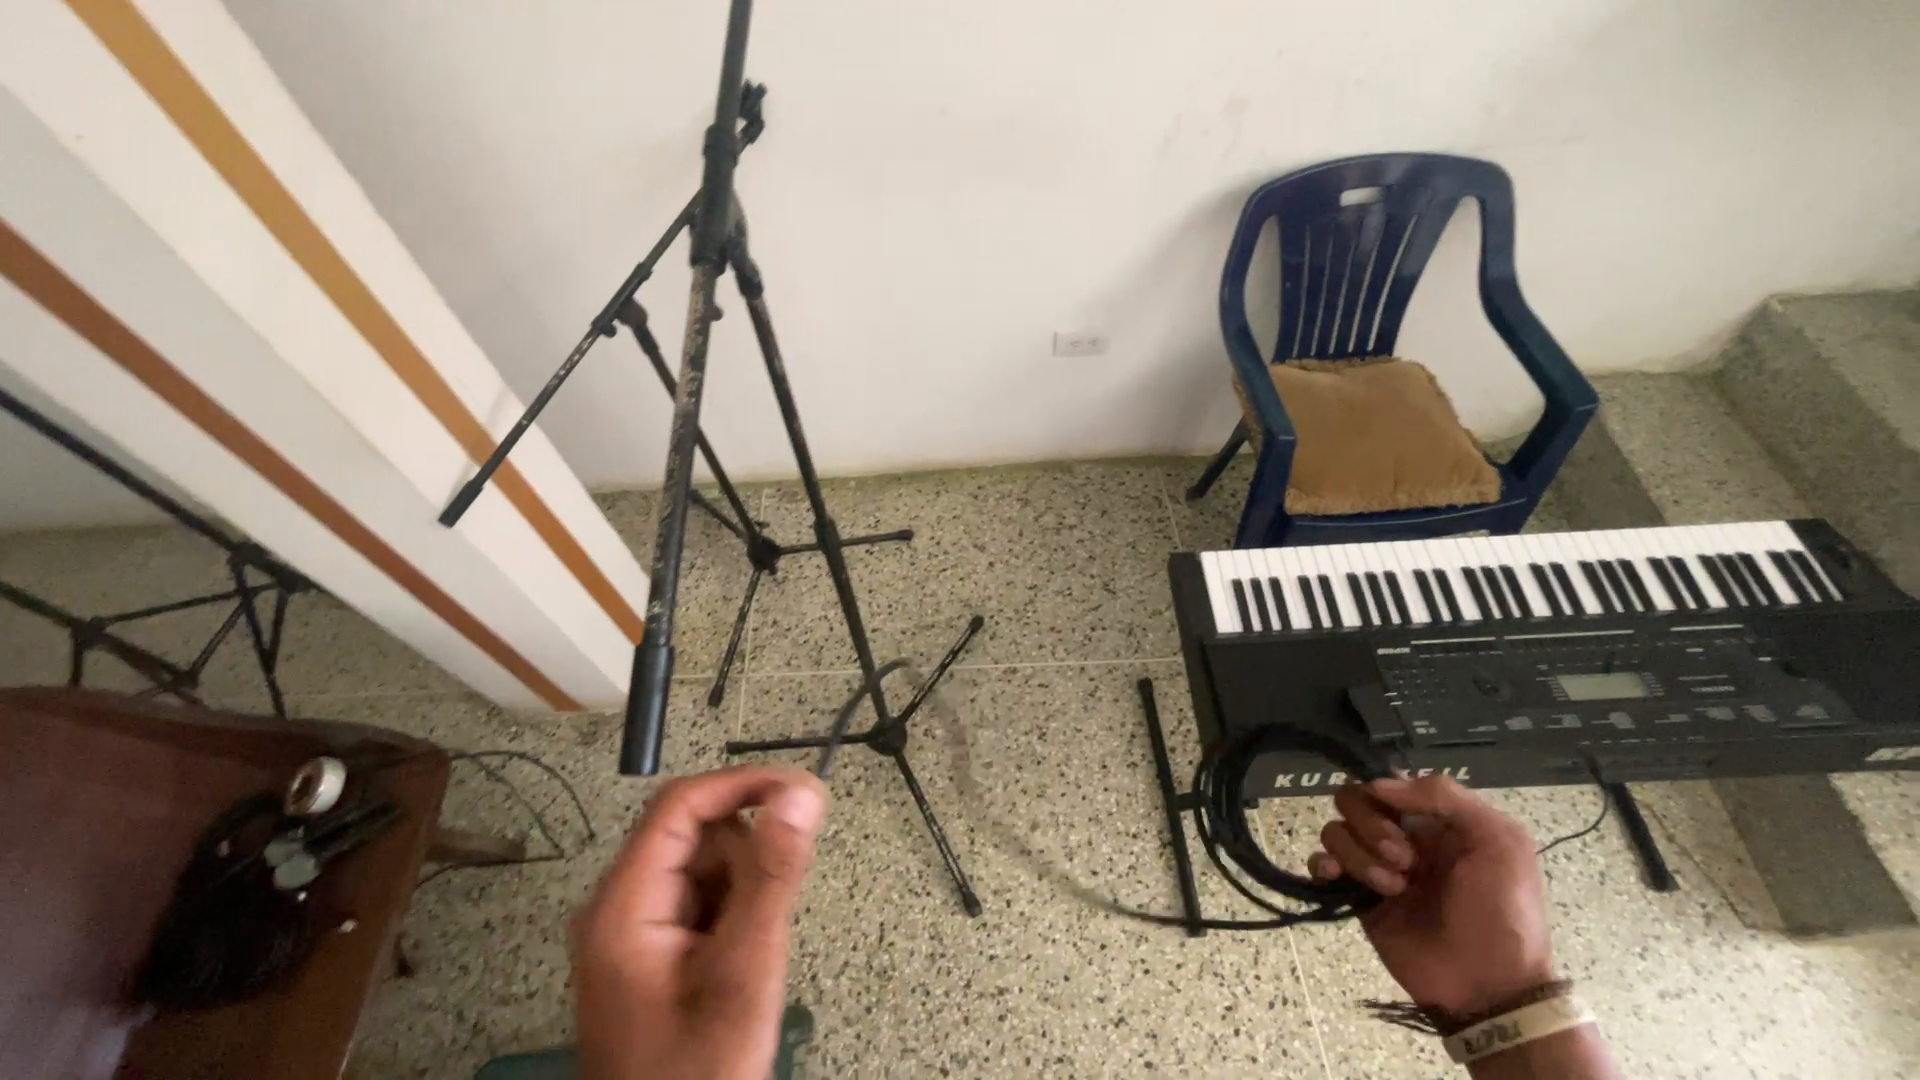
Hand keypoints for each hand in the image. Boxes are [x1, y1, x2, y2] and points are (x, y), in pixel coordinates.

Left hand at [572, 766, 828, 1079]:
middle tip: (775, 909)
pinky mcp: (651, 952)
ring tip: (753, 950)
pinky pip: (701, 900)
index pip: (680, 805)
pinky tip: (740, 960)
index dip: (743, 785)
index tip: (804, 791)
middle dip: (746, 856)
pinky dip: (734, 913)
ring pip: (703, 866)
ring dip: (744, 888)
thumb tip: (802, 793)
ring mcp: (632, 932)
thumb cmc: (701, 1072)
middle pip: (693, 835)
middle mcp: (617, 908)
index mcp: (622, 906)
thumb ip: (771, 877)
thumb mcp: (743, 971)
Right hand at [1308, 776, 1551, 1016]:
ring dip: (1359, 856)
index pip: (1387, 783)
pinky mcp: (1355, 897)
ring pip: (1335, 831)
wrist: (1490, 986)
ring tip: (1394, 889)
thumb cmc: (1502, 911)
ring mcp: (1375, 867)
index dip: (1383, 793)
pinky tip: (1337, 878)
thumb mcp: (1500, 842)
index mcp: (1435, 820)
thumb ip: (1446, 796)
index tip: (1398, 816)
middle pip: (1352, 801)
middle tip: (1405, 862)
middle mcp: (1400, 837)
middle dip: (1371, 827)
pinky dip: (1322, 864)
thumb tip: (1378, 785)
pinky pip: (1319, 863)